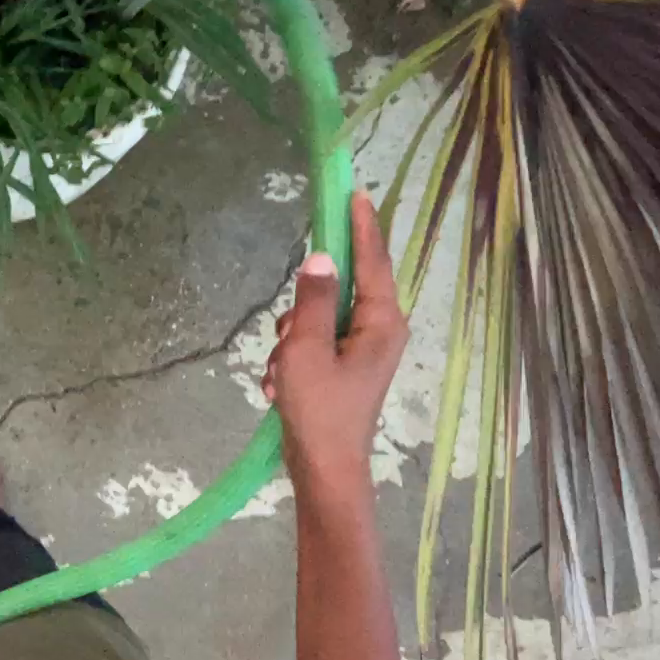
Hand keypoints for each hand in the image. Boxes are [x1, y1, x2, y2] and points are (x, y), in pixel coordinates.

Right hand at [262, 190, 408, 485]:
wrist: (323, 468)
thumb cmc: (319, 410)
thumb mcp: (305, 350)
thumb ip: (311, 302)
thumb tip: (320, 259)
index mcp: (380, 322)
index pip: (371, 261)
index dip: (361, 227)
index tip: (356, 192)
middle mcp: (377, 331)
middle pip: (337, 291)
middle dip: (301, 310)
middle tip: (285, 337)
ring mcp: (360, 352)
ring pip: (316, 320)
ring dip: (289, 341)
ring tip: (280, 372)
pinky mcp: (342, 370)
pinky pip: (311, 345)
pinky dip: (290, 361)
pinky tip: (279, 386)